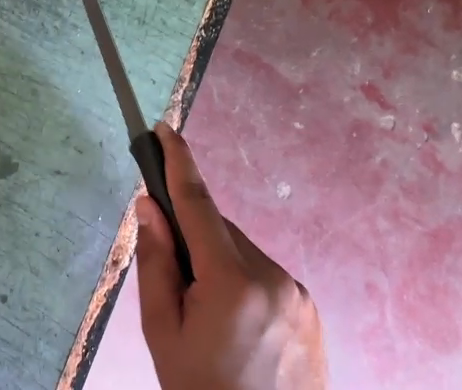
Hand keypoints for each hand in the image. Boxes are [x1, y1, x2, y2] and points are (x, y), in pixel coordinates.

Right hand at [137, 124, 326, 389]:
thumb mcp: (163, 331)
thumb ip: (155, 262)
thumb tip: (150, 207)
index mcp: (233, 282)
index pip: (198, 203)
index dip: (178, 161)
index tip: (165, 128)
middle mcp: (274, 278)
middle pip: (219, 230)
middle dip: (192, 238)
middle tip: (174, 283)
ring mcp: (299, 295)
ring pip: (241, 253)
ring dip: (218, 264)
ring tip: (207, 318)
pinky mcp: (312, 311)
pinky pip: (264, 276)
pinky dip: (242, 283)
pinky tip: (234, 327)